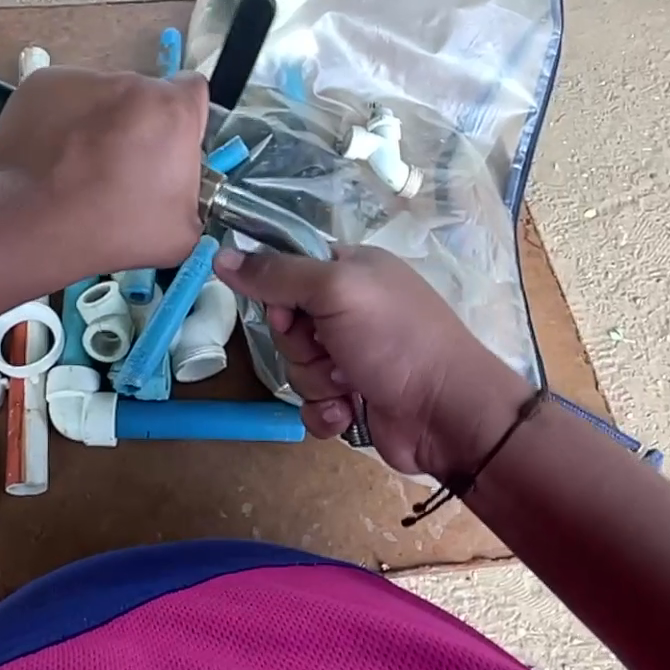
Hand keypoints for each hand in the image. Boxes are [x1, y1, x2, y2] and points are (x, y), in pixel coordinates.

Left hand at [0, 67, 208, 274]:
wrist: (33, 223)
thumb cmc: (108, 227)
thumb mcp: (182, 233)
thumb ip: (195, 197)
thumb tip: (186, 194)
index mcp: (172, 111)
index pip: (193, 92)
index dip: (185, 118)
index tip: (172, 144)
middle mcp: (131, 83)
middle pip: (146, 96)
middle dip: (140, 125)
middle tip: (125, 168)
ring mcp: (83, 80)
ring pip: (104, 98)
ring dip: (101, 123)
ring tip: (84, 166)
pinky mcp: (44, 84)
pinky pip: (65, 99)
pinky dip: (65, 121)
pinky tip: (58, 157)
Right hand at [213, 245, 535, 478]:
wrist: (448, 414)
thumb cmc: (396, 339)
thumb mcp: (336, 291)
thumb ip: (277, 274)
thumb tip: (221, 255)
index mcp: (351, 271)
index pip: (287, 271)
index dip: (279, 296)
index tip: (289, 313)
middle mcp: (350, 310)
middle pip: (286, 324)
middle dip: (299, 346)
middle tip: (329, 350)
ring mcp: (352, 355)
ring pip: (296, 367)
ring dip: (316, 381)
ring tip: (349, 384)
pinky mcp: (352, 397)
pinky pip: (310, 403)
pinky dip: (324, 411)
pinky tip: (348, 411)